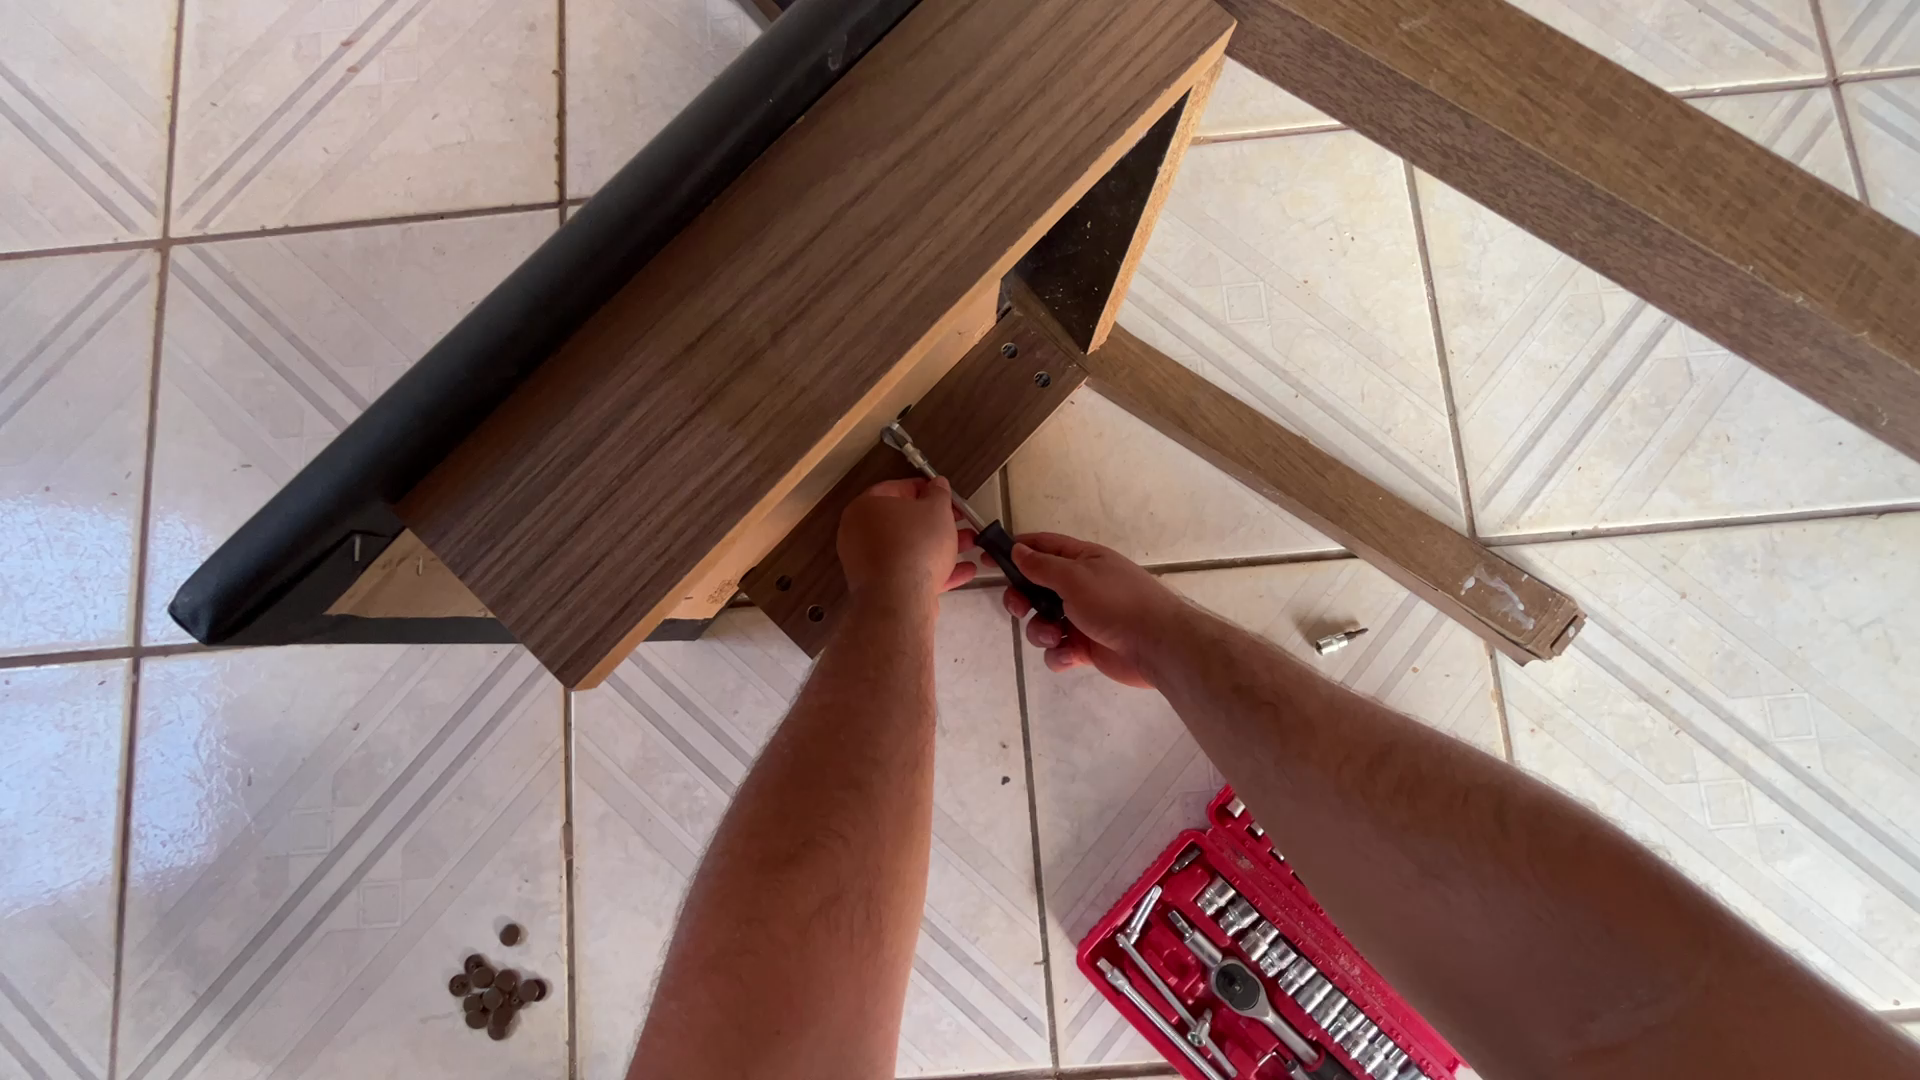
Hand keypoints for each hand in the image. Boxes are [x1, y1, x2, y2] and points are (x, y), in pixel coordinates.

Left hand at [837, 477, 976, 601]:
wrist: (900, 600)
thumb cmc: (914, 546)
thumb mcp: (937, 509)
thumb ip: (939, 494)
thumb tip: (938, 485)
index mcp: (866, 507)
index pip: (896, 489)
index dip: (924, 489)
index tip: (943, 494)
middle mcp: (860, 534)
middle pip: (904, 522)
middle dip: (937, 522)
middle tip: (958, 520)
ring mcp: (869, 564)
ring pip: (909, 549)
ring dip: (940, 547)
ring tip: (968, 546)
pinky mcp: (882, 588)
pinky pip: (909, 573)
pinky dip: (934, 571)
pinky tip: (962, 571)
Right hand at [1002, 533, 1185, 687]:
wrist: (1157, 645)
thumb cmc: (1116, 602)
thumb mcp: (1074, 577)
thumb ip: (1042, 566)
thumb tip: (1018, 549)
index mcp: (1082, 560)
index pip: (1042, 547)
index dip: (1015, 550)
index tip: (988, 558)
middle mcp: (1082, 586)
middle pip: (1036, 588)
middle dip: (1023, 599)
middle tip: (1020, 608)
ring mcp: (1084, 618)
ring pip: (1044, 622)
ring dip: (1041, 631)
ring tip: (1056, 637)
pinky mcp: (1088, 647)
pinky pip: (1059, 649)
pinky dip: (1059, 654)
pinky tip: (1071, 656)